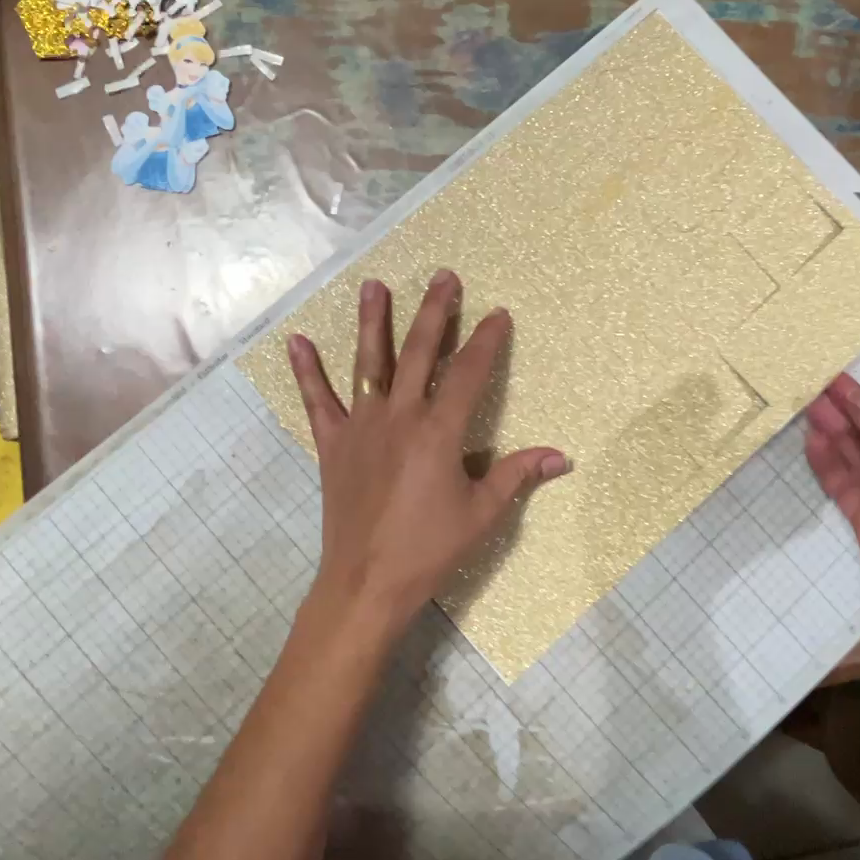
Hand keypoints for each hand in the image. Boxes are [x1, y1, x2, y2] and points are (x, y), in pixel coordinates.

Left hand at [285, 270, 569, 630]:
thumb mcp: (482, 514)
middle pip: (419, 352)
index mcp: (439, 431)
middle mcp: (399, 416)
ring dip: (372, 321)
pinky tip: (297, 342)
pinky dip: (307, 372)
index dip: (486, 340)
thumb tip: (563, 457)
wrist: (366, 582)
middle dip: (434, 311)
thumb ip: (519, 476)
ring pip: (368, 363)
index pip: (469, 372)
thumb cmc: (429, 549)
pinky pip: (318, 401)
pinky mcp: (332, 443)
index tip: (498, 313)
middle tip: (443, 277)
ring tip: (373, 284)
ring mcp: (361, 426)